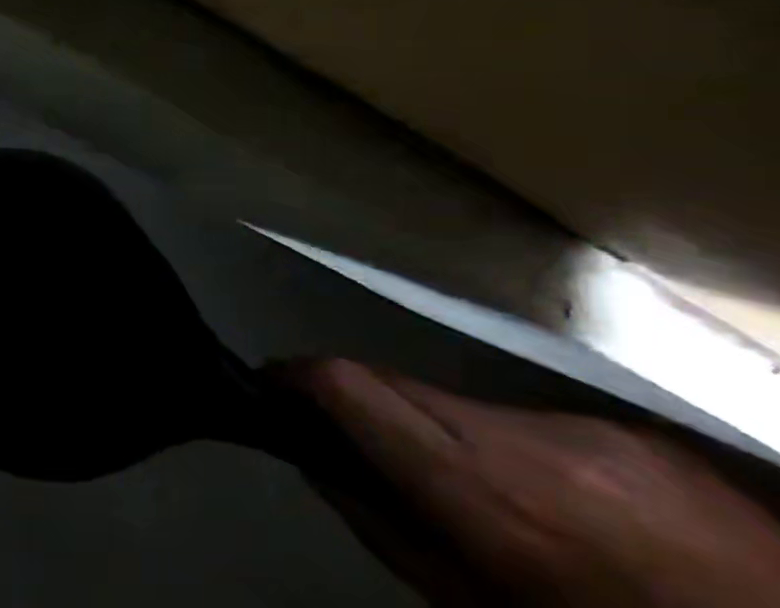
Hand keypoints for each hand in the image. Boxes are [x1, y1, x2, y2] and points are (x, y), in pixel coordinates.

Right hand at [288, 358, 779, 606]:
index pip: (351, 385)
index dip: (297, 376)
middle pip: (394, 381)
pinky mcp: (633, 429)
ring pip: (456, 398)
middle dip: (353, 398)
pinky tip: (538, 496)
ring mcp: (587, 426)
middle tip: (339, 434)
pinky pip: (525, 418)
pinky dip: (499, 443)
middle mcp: (527, 437)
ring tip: (457, 484)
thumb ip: (384, 528)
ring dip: (430, 425)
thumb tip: (318, 464)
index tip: (271, 388)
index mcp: (483, 489)